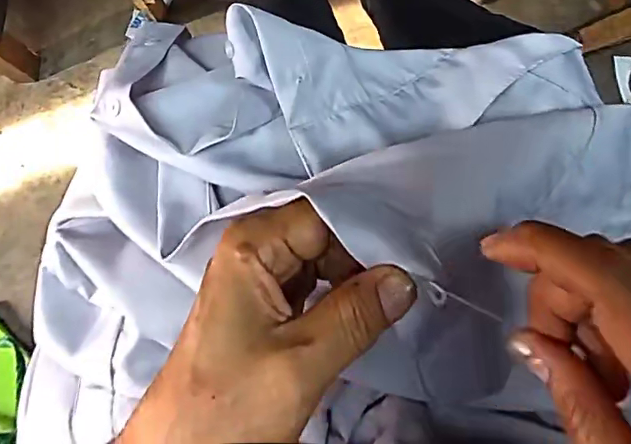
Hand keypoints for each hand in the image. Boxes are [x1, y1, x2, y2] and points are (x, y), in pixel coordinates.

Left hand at [122, 198, 417, 443]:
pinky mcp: (265, 303)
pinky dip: (341, 294)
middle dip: (364, 256)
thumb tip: (404, 280)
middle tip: (402, 281)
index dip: (367, 231)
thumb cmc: (223, 415)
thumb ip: (355, 317)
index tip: (408, 252)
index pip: (326, 215)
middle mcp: (253, 247)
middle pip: (326, 232)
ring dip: (355, 277)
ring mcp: (258, 275)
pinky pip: (315, 281)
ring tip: (388, 297)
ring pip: (324, 257)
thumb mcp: (299, 366)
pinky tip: (363, 310)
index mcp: (252, 243)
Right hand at [481, 222, 630, 443]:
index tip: (495, 248)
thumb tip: (531, 343)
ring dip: (597, 302)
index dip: (546, 249)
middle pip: (627, 267)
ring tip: (586, 374)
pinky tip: (624, 380)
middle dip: (565, 286)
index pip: (615, 282)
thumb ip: (585, 417)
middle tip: (545, 352)